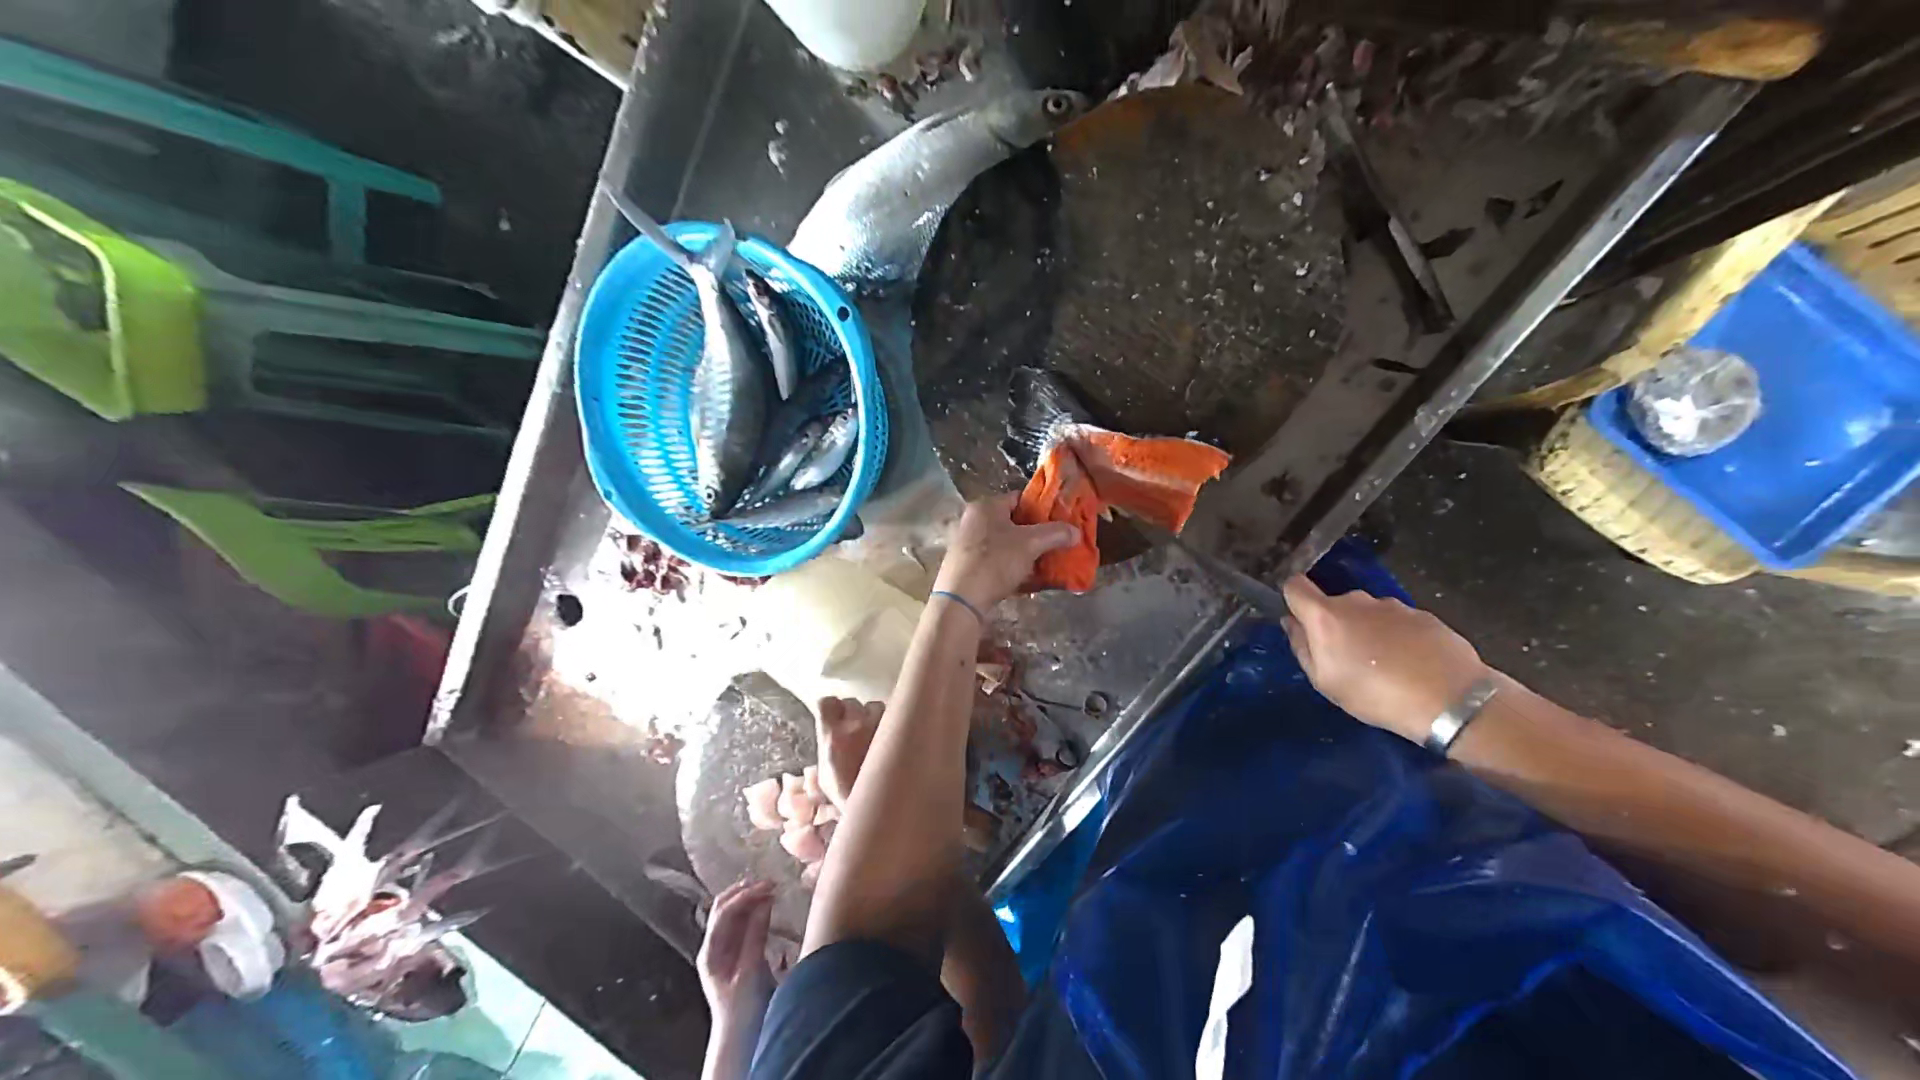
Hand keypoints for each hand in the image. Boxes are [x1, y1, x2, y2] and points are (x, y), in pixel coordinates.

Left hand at [697, 880, 774, 1035]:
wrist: (739, 1037)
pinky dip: (754, 908)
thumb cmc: (743, 1009)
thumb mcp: (750, 972)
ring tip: (771, 888)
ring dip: (750, 896)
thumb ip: (755, 935)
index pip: (723, 912)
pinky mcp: (735, 949)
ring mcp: (722, 947)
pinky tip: (767, 903)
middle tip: (769, 882)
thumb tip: (764, 901)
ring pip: (732, 911)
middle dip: (744, 890)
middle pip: (723, 907)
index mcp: (710, 952)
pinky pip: (742, 921)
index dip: (744, 895)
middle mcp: (712, 945)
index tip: (767, 886)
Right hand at [816, 697, 882, 809]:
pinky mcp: (900, 730)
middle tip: (853, 729)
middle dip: (851, 713)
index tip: (832, 714)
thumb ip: (826, 748)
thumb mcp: (825, 777)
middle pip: (850, 702)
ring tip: (873, 733)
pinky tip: (889, 739)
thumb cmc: (848, 799)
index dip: (829, 708)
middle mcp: (856, 725)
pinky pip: (893, 716)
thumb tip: (828, 736)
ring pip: (874, 706)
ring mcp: (880, 725)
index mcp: (833, 736)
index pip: (826, 702)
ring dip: (873, 715)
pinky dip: (890, 724)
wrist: (879, 809)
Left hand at [933, 494, 1079, 612]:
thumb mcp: (1030, 544)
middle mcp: (973, 521)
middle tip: (1055, 545)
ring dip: (1025, 554)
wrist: (961, 599)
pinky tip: (1027, 580)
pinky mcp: (967, 566)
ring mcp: (967, 545)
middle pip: (1012, 523)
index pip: (1019, 498)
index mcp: (985, 506)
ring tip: (1045, 565)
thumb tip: (1076, 532)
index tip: (1059, 522)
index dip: (1042, 508)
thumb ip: (1055, 534)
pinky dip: (1012, 568)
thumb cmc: (995, 561)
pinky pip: (996, 562)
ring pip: (1005, 545)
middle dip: (1035, 535)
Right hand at [1280, 575, 1492, 741]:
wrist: (1451, 700)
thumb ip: (1302, 647)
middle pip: (1334, 603)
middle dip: (1335, 624)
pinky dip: (1397, 636)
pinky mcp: (1423, 614)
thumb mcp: (1325, 682)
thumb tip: (1293, 623)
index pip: (1295, 586)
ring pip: (1367, 613)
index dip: (1293, 599)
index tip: (1300, 621)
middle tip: (1347, 658)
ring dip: (1367, 630)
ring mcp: (1393, 605)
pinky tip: (1410, 663)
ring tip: (1384, 664)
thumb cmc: (1376, 695)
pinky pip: (1397, 622)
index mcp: (1326, 616)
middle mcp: (1356, 601)